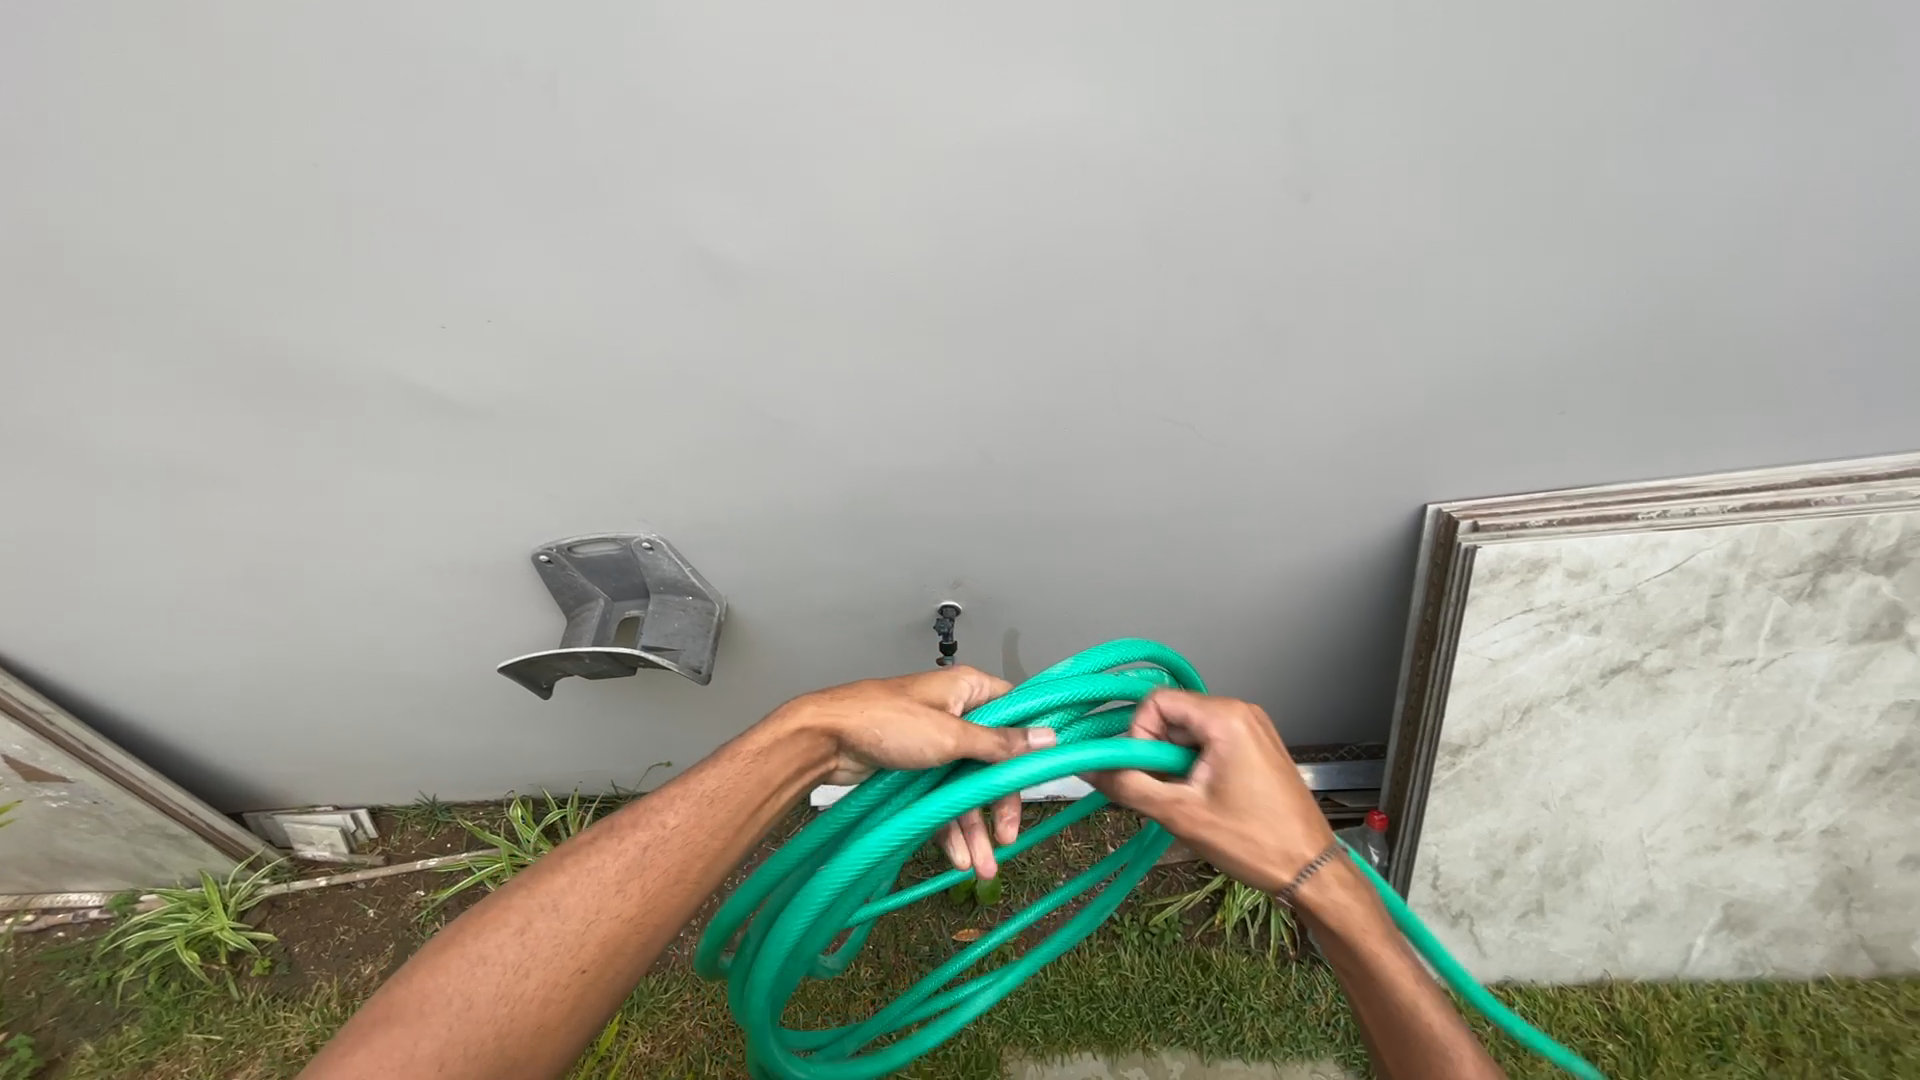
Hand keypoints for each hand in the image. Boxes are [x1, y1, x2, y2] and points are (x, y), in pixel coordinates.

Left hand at [770, 665, 1054, 879]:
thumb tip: (1048, 738)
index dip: (1032, 744)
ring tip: (983, 866)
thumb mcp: (951, 735)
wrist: (824, 739)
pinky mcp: (916, 768)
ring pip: (968, 786)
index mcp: (969, 691)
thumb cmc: (886, 722)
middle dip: (1000, 803)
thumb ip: (1000, 743)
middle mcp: (957, 714)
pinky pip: (943, 799)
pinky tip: (958, 858)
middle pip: (995, 760)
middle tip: (1006, 837)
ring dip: (975, 826)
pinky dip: (951, 827)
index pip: (1016, 713)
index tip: (1047, 776)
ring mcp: (936, 744)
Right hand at [1086, 689, 1332, 894]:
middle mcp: (1241, 711)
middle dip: (1156, 752)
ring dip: (1174, 762)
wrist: (1313, 872)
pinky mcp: (1258, 746)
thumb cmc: (1253, 842)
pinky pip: (1209, 741)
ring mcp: (1253, 728)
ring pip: (1188, 731)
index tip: (1144, 771)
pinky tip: (1202, 797)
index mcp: (1225, 717)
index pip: (1157, 701)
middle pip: (1173, 715)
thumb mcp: (1180, 814)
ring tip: (1185, 799)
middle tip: (1163, 792)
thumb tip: (1089, 771)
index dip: (1139, 734)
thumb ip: (1129, 786)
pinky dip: (1194, 765)